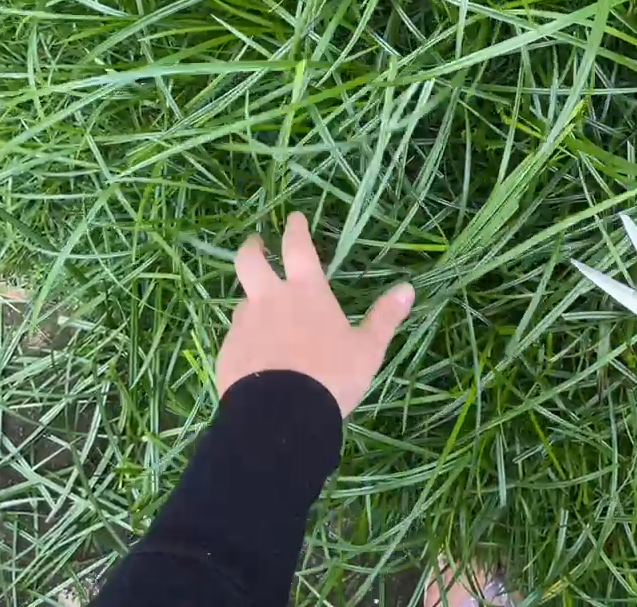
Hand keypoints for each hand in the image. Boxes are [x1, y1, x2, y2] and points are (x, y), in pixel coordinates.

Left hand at [216, 211, 415, 415]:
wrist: (279, 419)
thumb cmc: (330, 377)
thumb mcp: (367, 349)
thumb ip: (384, 317)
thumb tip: (408, 288)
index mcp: (306, 292)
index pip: (297, 247)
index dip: (295, 229)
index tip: (293, 217)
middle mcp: (270, 300)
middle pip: (250, 261)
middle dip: (253, 248)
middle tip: (256, 243)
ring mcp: (244, 326)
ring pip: (243, 301)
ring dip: (252, 299)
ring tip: (263, 314)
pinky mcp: (227, 354)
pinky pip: (237, 337)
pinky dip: (246, 338)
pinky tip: (256, 356)